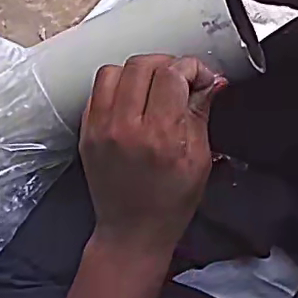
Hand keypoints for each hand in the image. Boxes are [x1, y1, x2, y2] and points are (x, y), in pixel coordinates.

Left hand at [80, 54, 223, 254]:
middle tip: (179, 80)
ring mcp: (100, 129)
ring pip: (114, 71)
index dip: (192, 68)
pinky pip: (97, 91)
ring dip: (137, 72)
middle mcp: (125, 128)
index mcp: (159, 136)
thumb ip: (200, 114)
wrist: (132, 232)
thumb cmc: (169, 203)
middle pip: (142, 65)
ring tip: (152, 87)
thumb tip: (211, 82)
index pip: (172, 75)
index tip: (201, 78)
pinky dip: (116, 87)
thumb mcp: (199, 160)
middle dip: (167, 65)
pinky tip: (131, 101)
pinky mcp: (86, 133)